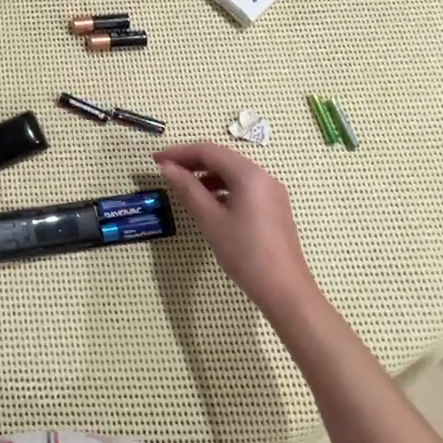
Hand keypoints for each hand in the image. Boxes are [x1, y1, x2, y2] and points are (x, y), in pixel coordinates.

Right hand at [155, 142, 316, 312]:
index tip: (156, 160)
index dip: (179, 152)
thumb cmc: (245, 253)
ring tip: (184, 187)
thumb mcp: (210, 219)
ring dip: (206, 175)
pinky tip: (209, 203)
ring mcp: (271, 192)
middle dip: (192, 162)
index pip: (208, 151)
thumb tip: (166, 167)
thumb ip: (187, 188)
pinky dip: (222, 188)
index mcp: (249, 175)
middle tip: (166, 170)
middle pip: (222, 158)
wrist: (285, 291)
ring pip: (233, 173)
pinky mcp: (274, 207)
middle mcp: (263, 176)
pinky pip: (243, 187)